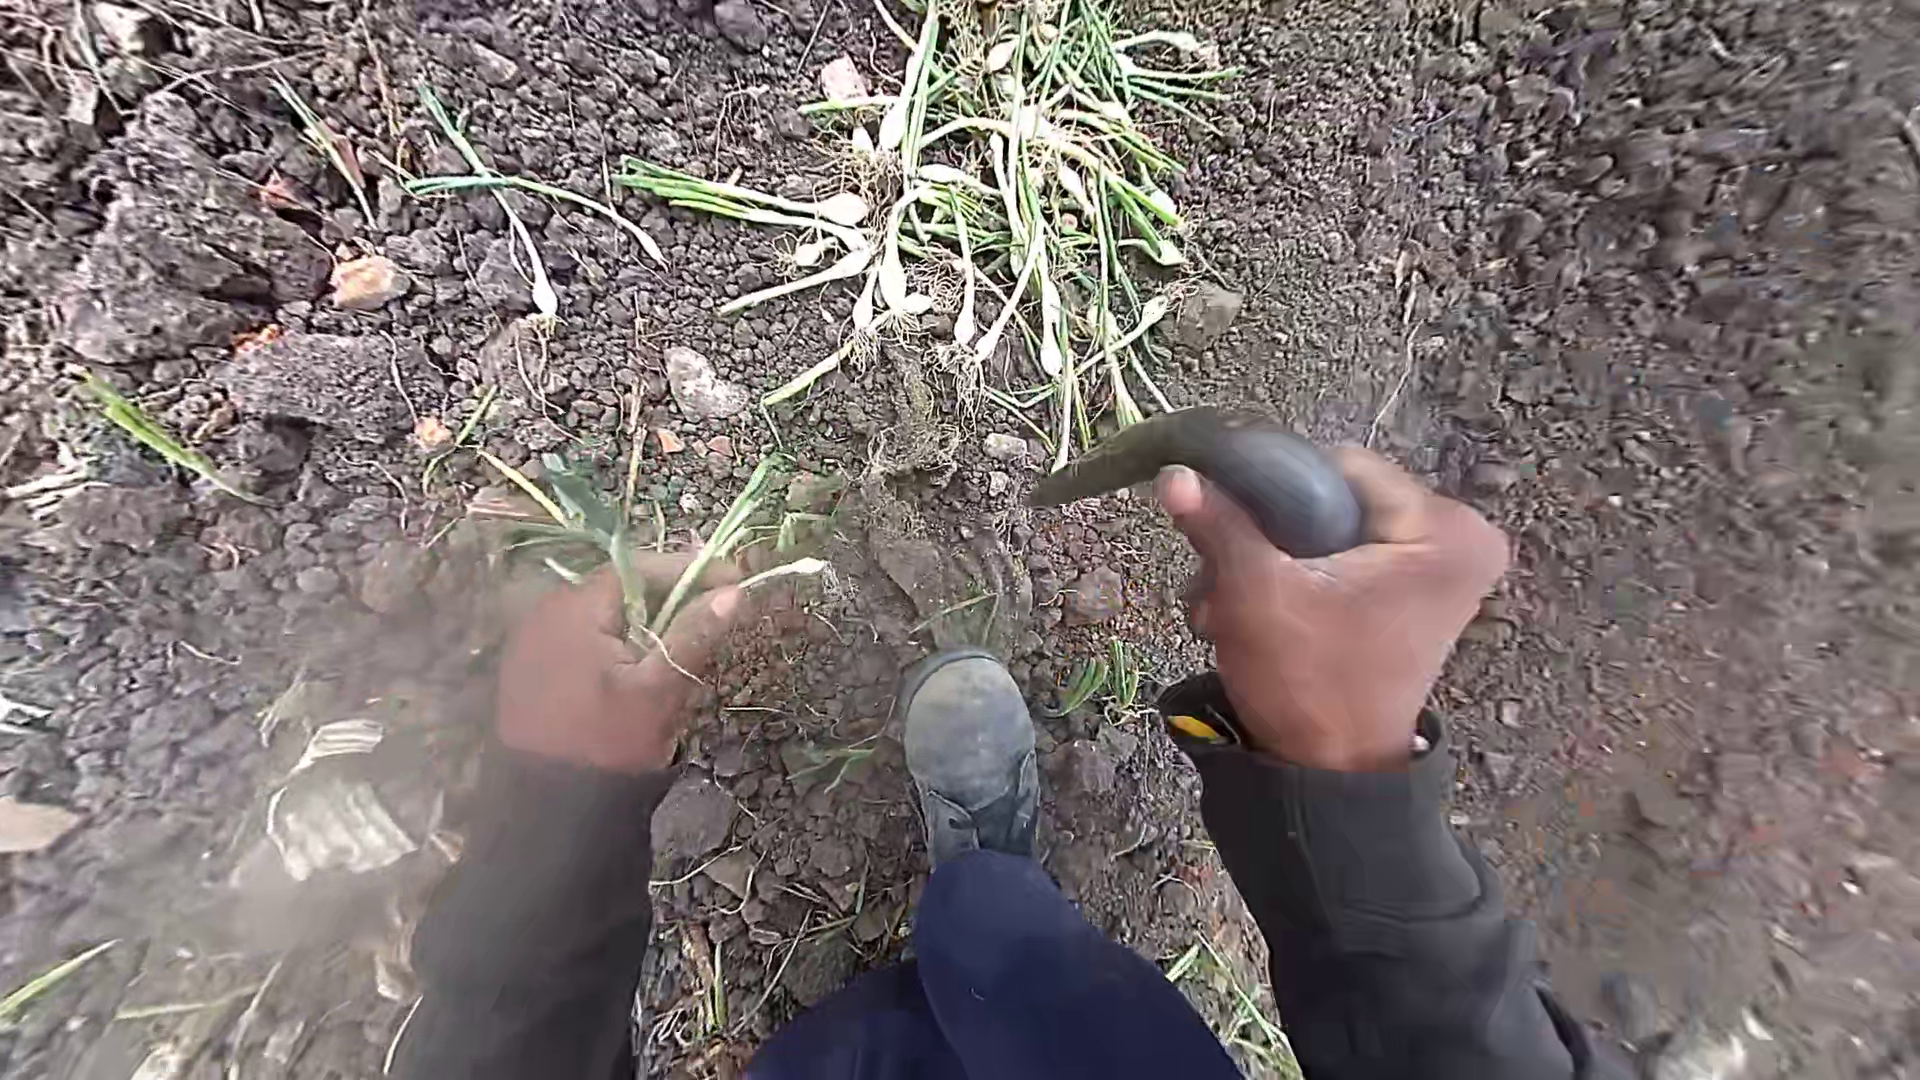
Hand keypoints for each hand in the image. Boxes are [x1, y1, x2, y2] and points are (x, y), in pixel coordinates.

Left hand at [496, 556, 746, 773]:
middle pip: (624, 590)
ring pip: (610, 615)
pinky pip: (591, 638)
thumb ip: (696, 631)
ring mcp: (536, 644)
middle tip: (715, 611)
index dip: (690, 570)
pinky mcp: (537, 671)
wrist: (550, 815)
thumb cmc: (609, 742)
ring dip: (652, 621)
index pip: (640, 569)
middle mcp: (545, 617)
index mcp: (571, 611)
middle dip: (673, 597)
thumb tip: (735, 591)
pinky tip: (650, 663)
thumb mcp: (662, 684)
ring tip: (689, 639)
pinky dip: (626, 641)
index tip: (732, 582)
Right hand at [1156, 448, 1508, 771]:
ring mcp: (1427, 571)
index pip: (1339, 465)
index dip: (1272, 487)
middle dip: (1260, 534)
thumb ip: (1218, 524)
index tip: (1227, 520)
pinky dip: (1283, 578)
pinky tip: (1245, 610)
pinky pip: (1329, 558)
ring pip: (1318, 530)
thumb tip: (1174, 473)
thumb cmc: (1306, 679)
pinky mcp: (1399, 596)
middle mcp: (1453, 542)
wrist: (1325, 767)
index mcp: (1444, 531)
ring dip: (1260, 560)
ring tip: (1222, 601)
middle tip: (1218, 573)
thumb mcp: (1254, 592)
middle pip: (1326, 499)